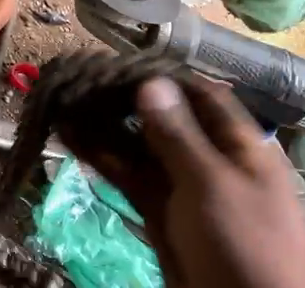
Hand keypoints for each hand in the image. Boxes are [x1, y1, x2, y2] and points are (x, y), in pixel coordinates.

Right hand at [61, 77, 304, 287]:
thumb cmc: (244, 246)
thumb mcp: (213, 186)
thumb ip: (178, 134)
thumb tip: (150, 81)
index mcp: (240, 150)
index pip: (201, 96)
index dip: (161, 75)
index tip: (117, 59)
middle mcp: (210, 160)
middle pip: (162, 117)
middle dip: (120, 97)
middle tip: (76, 76)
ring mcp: (182, 185)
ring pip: (136, 143)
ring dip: (100, 123)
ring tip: (60, 99)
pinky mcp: (157, 208)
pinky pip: (125, 172)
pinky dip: (96, 153)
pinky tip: (65, 133)